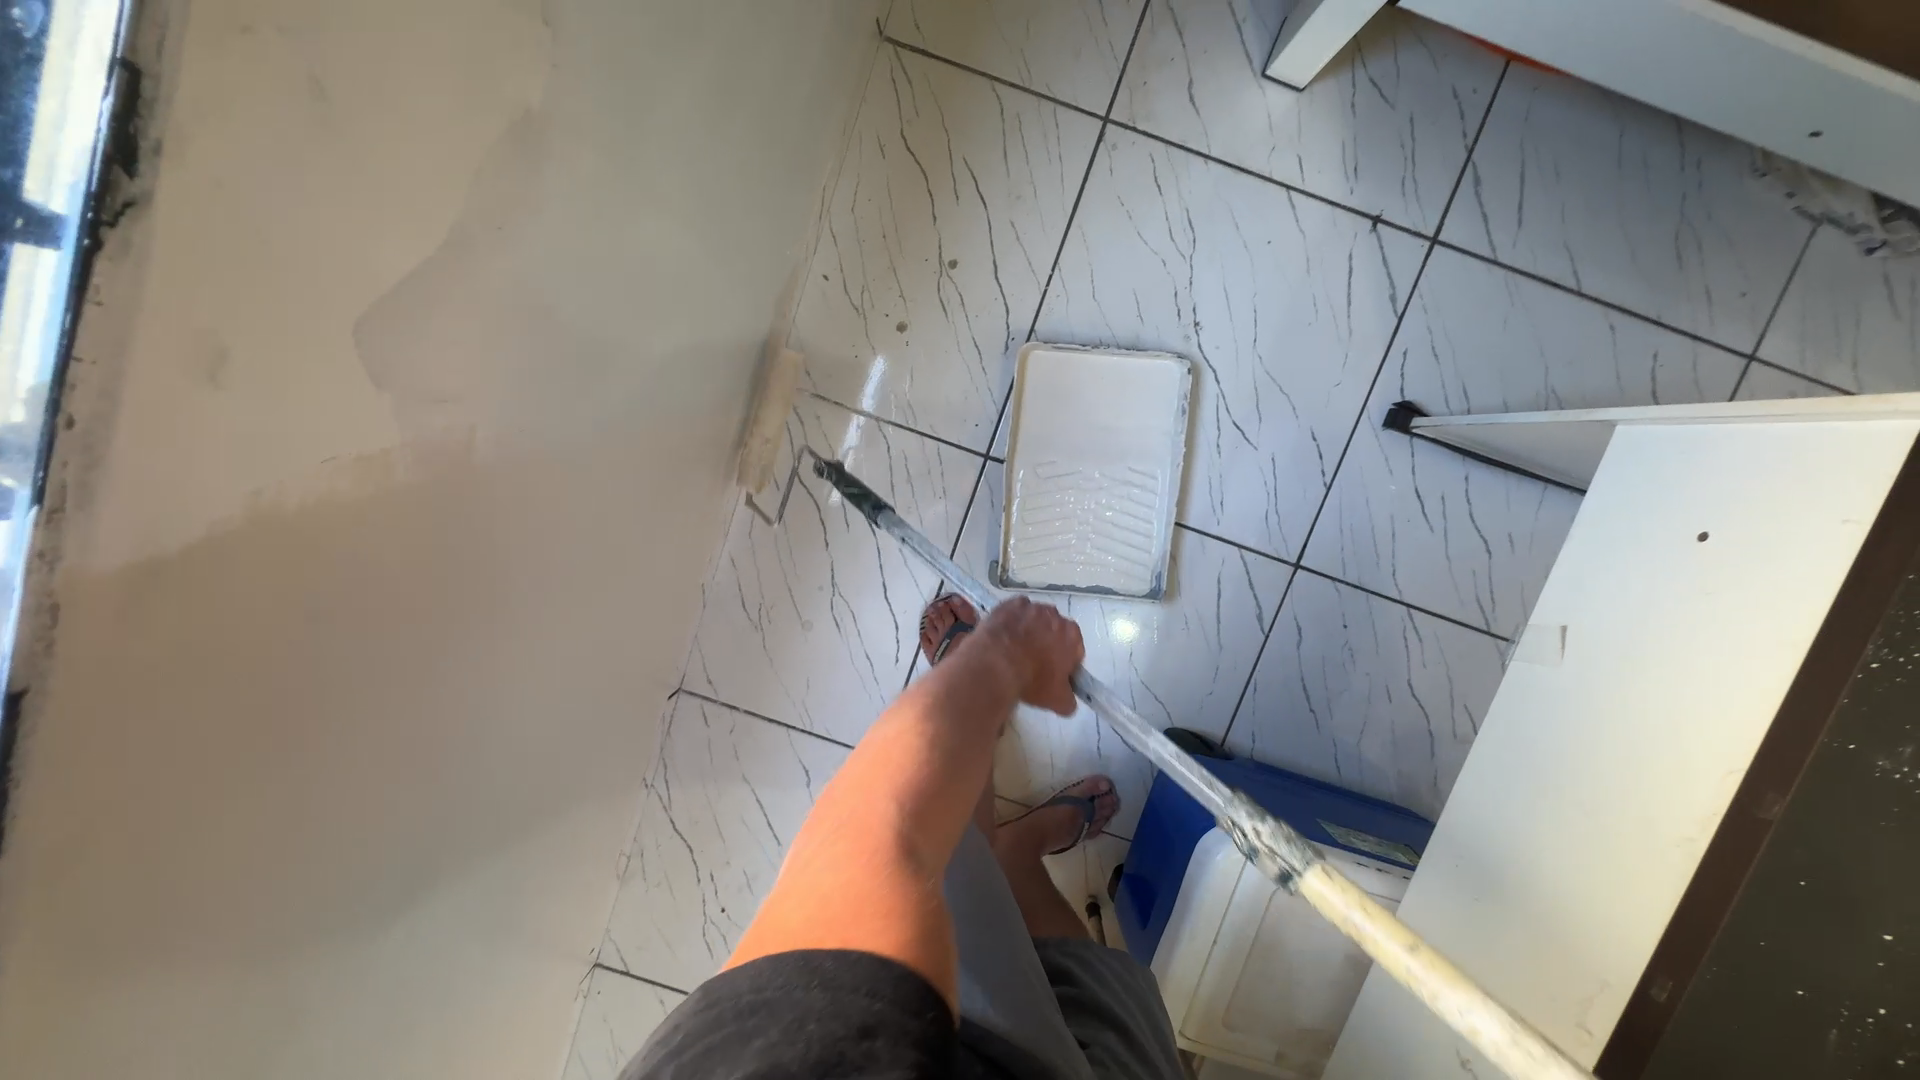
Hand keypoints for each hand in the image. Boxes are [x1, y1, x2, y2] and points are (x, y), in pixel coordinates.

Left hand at [975, 597, 1083, 715]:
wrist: (996, 663)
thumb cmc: (1032, 680)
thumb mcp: (1056, 700)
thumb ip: (1068, 699)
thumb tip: (1068, 702)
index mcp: (1072, 635)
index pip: (1075, 650)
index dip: (1065, 664)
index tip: (1053, 675)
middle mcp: (1055, 616)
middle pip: (1054, 631)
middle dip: (1047, 644)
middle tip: (1033, 664)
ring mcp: (1031, 607)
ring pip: (1034, 620)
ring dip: (1028, 632)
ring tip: (1014, 651)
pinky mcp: (1008, 604)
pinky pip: (1013, 613)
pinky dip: (1011, 622)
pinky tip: (1003, 638)